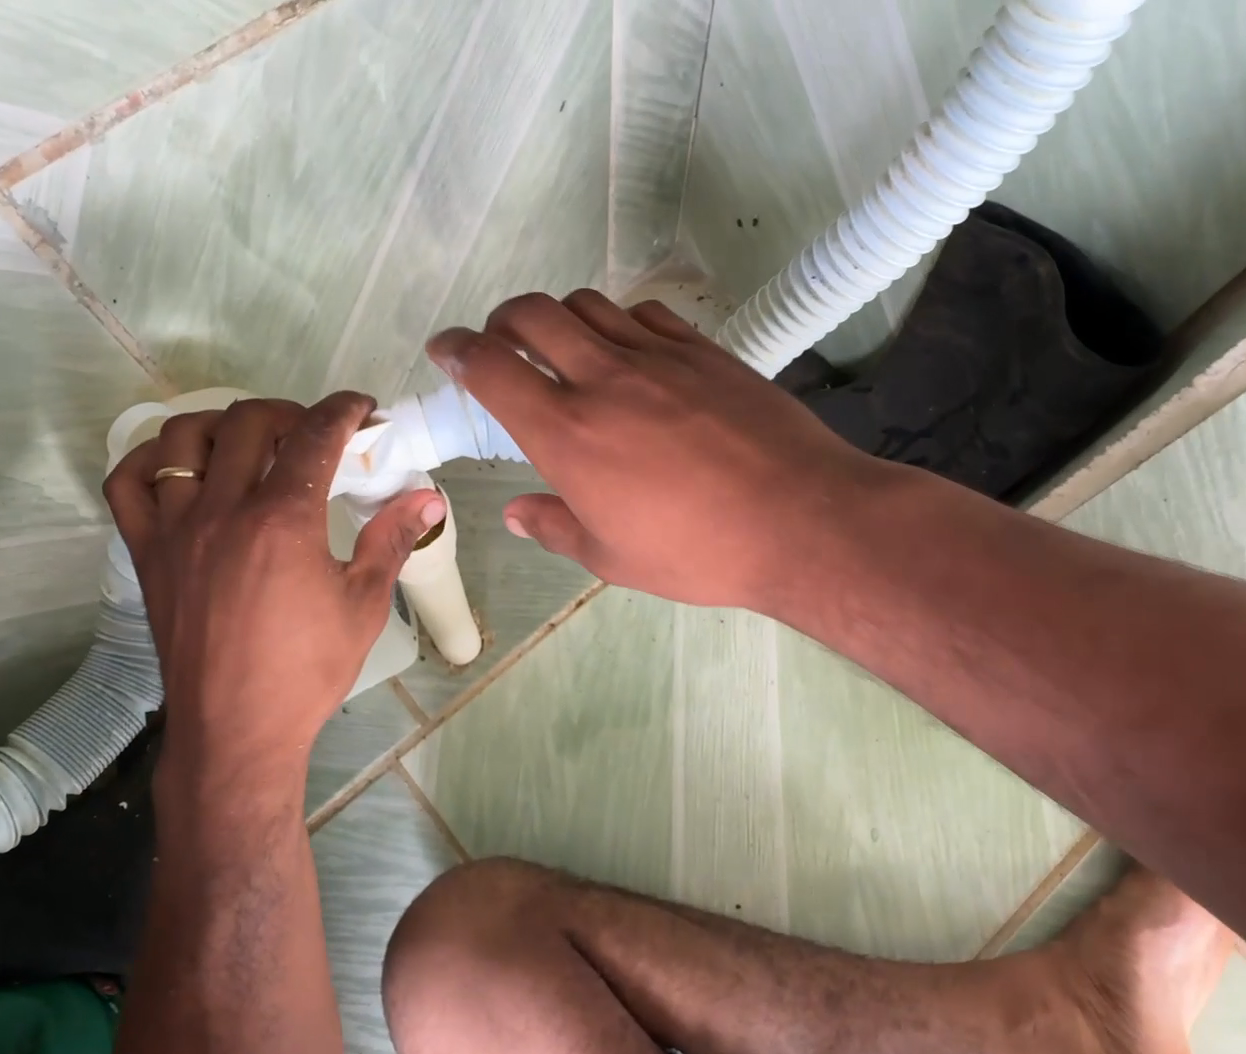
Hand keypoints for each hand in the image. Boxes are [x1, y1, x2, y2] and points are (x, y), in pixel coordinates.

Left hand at [103, 393, 445, 780]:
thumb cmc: (307, 671)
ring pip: (183, 438)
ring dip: (222, 424)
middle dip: (289, 412)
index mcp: (283, 521)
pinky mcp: (147, 553)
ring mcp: (176, 529)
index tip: (362, 410)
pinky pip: (128, 483)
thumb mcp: (363, 605)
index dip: (343, 411)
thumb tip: (427, 497)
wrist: (236, 730)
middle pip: (249, 422)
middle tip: (313, 434)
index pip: (314, 436)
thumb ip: (391, 539)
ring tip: (249, 442)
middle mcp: (223, 511)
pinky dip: (150, 460)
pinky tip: (181, 468)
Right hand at [425, 290, 890, 617]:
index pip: (490, 369)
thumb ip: (554, 528)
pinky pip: (645, 313)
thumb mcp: (611, 558)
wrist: (801, 520)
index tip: (444, 349)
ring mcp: (657, 356)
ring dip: (559, 317)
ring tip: (563, 347)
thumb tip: (516, 514)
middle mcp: (603, 379)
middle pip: (532, 314)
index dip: (455, 350)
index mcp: (567, 434)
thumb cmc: (697, 552)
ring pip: (587, 304)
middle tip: (500, 344)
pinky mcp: (704, 349)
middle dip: (501, 321)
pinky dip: (619, 322)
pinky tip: (629, 351)